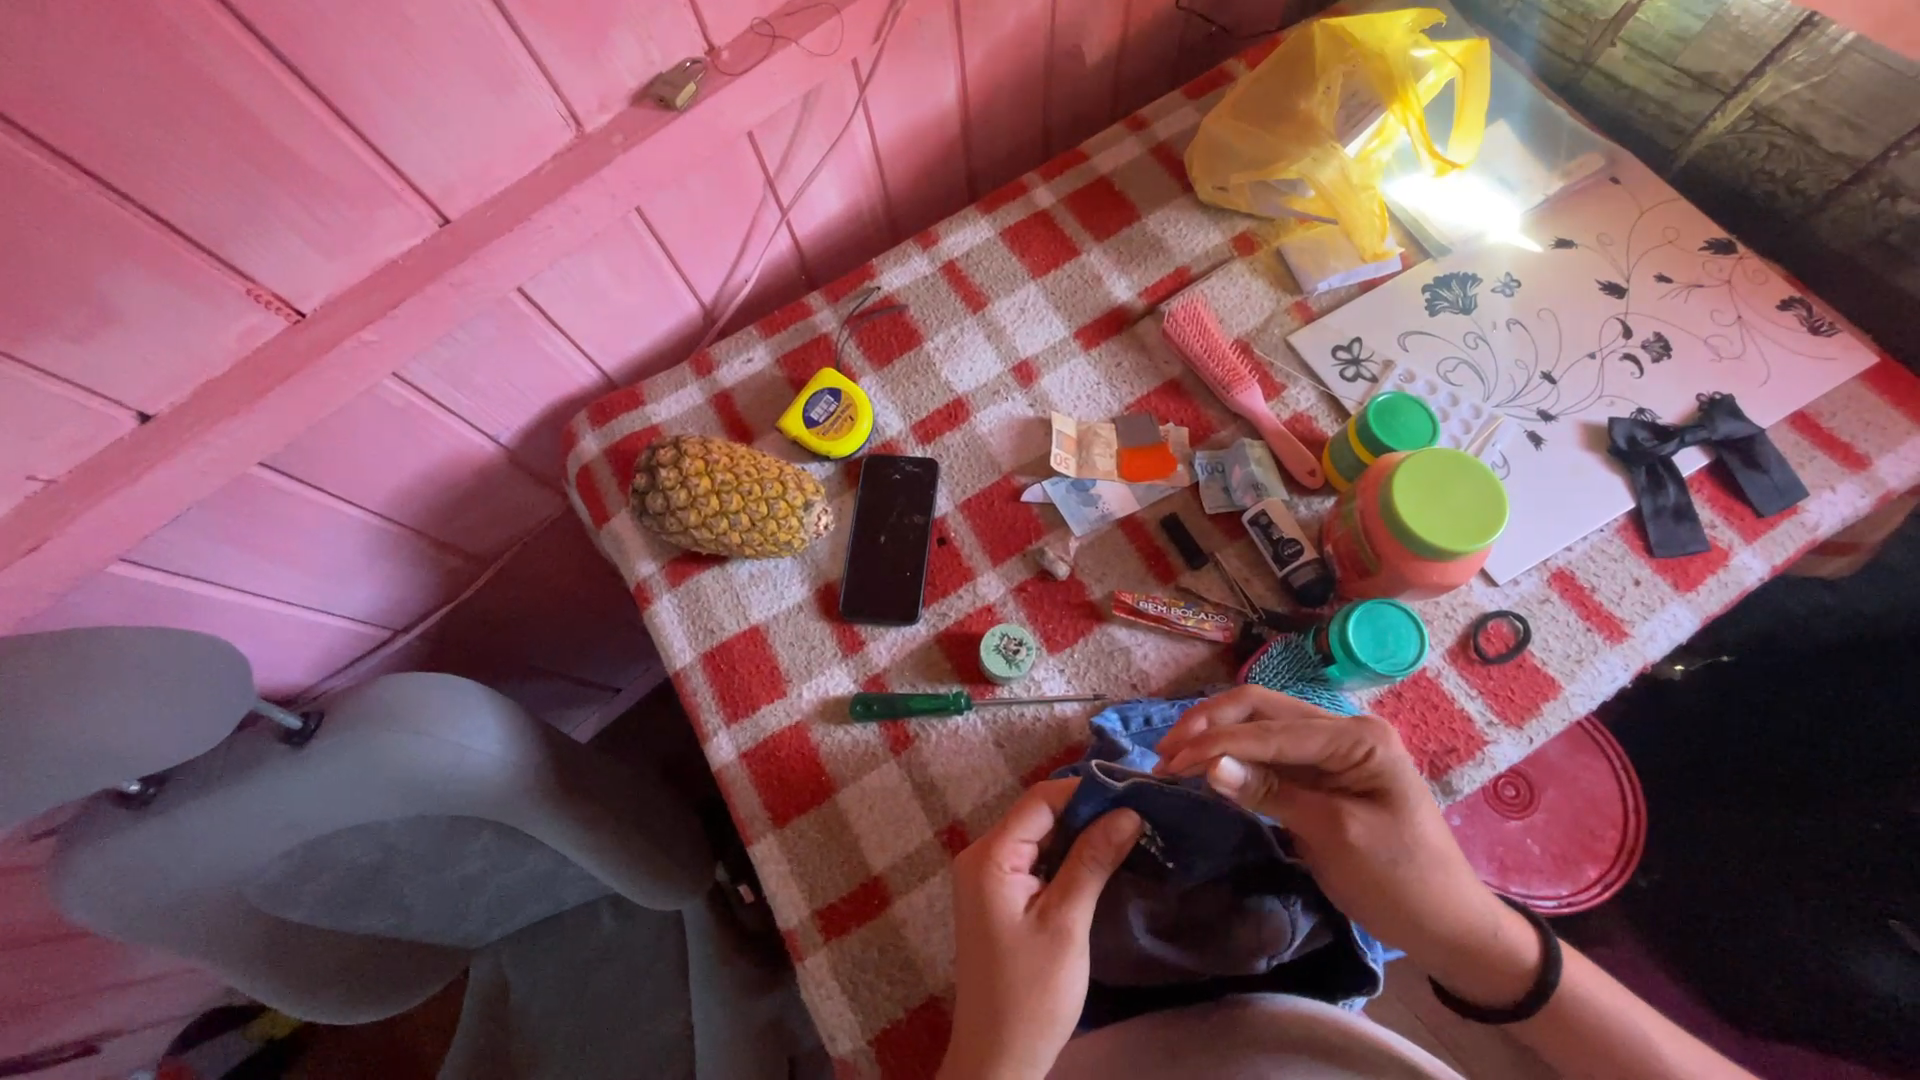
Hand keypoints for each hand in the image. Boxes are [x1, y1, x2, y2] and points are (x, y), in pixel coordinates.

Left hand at [939, 778, 1142, 1079]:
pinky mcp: (998, 896)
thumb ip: (1091, 861)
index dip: (1085, 790)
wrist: (998, 1057)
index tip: (1133, 792)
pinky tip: (1100, 859)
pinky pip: (1034, 859)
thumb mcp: (1066, 923)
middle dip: (1086, 810)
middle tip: (1139, 811)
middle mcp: (981, 857)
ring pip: (1038, 836)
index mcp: (989, 857)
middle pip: (1037, 815)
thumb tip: (1127, 812)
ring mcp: (987, 877)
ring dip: (1079, 833)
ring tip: (1129, 830)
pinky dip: (1066, 856)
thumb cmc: (1031, 993)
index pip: (1040, 800)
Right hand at [1153, 686, 1540, 1006]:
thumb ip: (1272, 793)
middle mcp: (1343, 730)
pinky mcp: (1319, 774)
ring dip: (1216, 738)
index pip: (1272, 728)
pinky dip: (1233, 758)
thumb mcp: (1335, 836)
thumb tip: (1209, 765)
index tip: (1171, 762)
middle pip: (1261, 709)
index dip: (1218, 742)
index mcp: (1357, 738)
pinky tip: (1205, 768)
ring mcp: (1331, 750)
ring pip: (1259, 726)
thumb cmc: (1401, 881)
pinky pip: (1267, 754)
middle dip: (1209, 725)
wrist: (1448, 926)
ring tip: (1173, 758)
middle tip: (1165, 752)